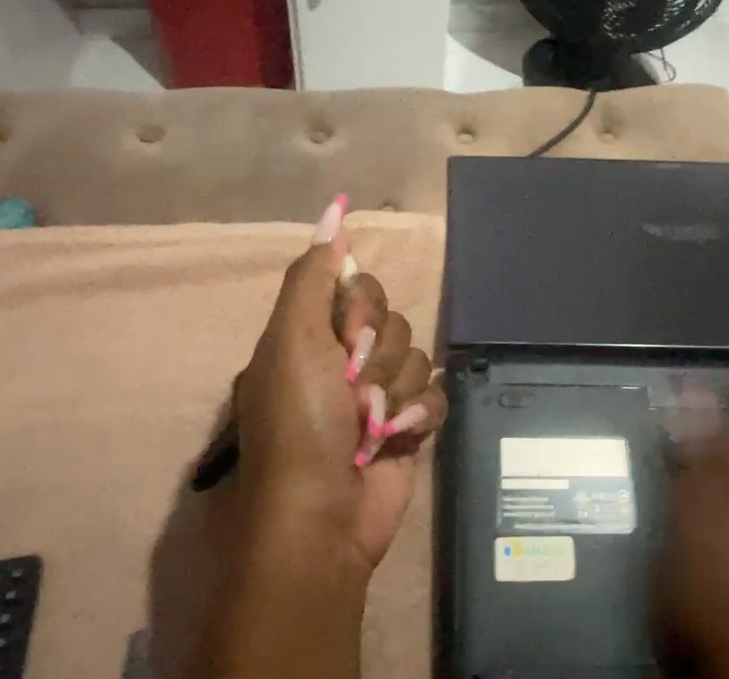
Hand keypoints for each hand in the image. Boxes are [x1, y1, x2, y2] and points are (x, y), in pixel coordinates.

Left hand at [147, 196, 446, 678]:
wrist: (322, 517)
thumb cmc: (300, 423)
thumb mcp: (293, 339)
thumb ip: (313, 275)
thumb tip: (334, 210)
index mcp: (310, 335)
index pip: (359, 287)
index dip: (362, 309)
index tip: (346, 338)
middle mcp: (344, 359)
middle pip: (393, 319)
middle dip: (379, 355)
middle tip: (353, 388)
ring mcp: (378, 393)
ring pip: (418, 356)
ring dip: (395, 391)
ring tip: (370, 426)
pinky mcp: (408, 425)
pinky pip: (435, 394)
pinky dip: (418, 416)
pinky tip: (396, 438)